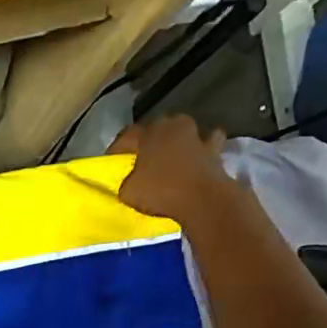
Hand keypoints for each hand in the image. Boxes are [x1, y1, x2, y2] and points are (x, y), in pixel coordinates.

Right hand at [109, 116, 244, 222]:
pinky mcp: (215, 150)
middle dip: (149, 140)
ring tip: (171, 154)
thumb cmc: (161, 192)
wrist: (203, 201)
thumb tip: (132, 180)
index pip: (127, 135)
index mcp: (149, 133)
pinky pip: (207, 144)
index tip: (110, 161)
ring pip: (184, 131)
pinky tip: (198, 157)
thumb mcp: (129, 192)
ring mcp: (197, 135)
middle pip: (157, 128)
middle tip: (141, 156)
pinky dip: (202, 148)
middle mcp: (173, 127)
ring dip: (178, 140)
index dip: (117, 149)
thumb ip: (128, 181)